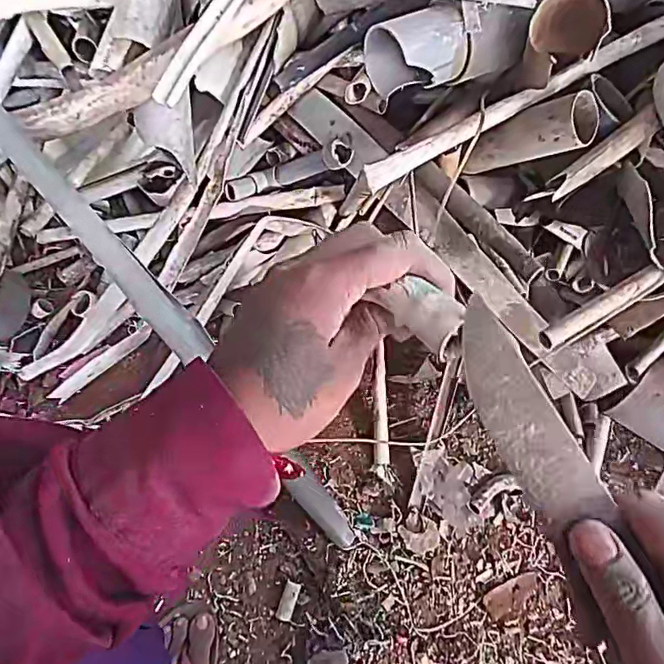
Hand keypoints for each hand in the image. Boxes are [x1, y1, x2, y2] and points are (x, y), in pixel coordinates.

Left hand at [210, 224, 453, 453]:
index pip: (388, 251)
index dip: (424, 267)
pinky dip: (344, 285)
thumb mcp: (344, 369)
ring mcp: (279, 282)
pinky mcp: (270, 298)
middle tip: (420, 299)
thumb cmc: (276, 404)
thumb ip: (372, 328)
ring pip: (338, 255)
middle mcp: (297, 273)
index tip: (440, 288)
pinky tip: (358, 314)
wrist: (224, 422)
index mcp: (321, 284)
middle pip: (363, 241)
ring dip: (371, 273)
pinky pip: (315, 275)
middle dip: (399, 264)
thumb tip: (390, 311)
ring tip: (393, 311)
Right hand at [568, 495, 663, 663]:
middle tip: (587, 628)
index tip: (560, 555)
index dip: (598, 519)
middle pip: (649, 540)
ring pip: (655, 572)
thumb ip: (626, 603)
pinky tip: (632, 659)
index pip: (650, 513)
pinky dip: (638, 619)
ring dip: (616, 599)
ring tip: (608, 652)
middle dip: (603, 569)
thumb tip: (588, 531)